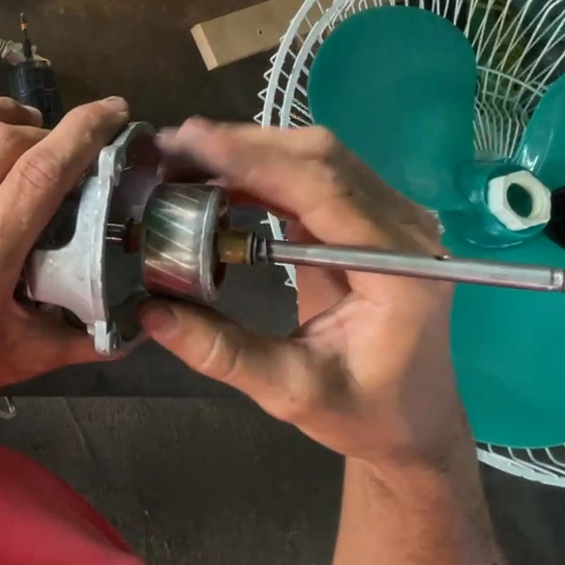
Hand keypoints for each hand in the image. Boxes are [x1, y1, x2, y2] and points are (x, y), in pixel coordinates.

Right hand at [141, 120, 469, 467]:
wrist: (412, 423)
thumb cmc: (364, 413)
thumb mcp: (290, 392)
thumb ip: (224, 353)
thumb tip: (152, 314)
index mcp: (400, 271)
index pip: (324, 190)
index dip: (256, 160)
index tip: (193, 141)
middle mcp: (402, 230)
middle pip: (320, 157)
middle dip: (241, 143)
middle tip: (170, 147)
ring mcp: (386, 219)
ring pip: (313, 156)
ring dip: (246, 149)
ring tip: (180, 157)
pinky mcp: (362, 220)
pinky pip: (309, 176)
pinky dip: (257, 169)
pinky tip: (212, 177)